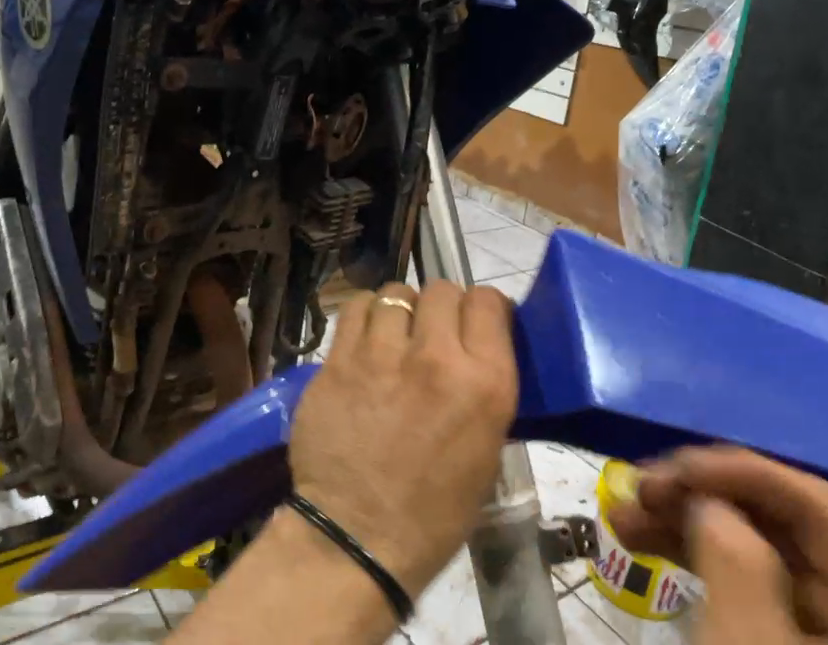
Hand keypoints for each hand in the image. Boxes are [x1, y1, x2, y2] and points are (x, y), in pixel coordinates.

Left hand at [287, 279, 518, 594]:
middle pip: (442, 290)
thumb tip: (472, 350)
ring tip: (394, 335)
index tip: (476, 323)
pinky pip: (355, 310)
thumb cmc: (436, 510)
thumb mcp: (486, 448)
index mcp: (485, 382)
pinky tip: (364, 340)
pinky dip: (365, 317)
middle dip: (442, 307)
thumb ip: (481, 386)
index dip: (484, 308)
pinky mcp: (338, 362)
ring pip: (395, 294)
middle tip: (433, 333)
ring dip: (401, 310)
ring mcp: (380, 355)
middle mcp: (435, 357)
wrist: (359, 537)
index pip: (489, 302)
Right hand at [609, 446, 827, 644]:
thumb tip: (712, 506)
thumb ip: (734, 572)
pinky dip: (711, 570)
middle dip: (706, 501)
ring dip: (697, 530)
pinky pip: (766, 596)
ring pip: (772, 559)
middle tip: (631, 496)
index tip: (661, 472)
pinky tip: (659, 557)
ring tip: (623, 522)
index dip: (738, 473)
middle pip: (794, 531)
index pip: (820, 509)